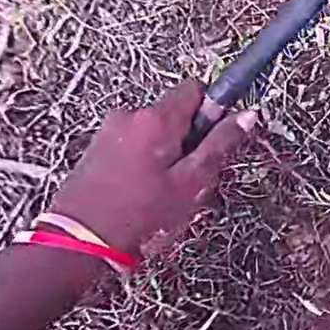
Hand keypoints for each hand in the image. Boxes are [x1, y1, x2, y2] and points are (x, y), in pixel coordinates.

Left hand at [48, 81, 257, 254]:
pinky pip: (137, 144)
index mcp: (156, 119)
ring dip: (170, 154)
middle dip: (192, 140)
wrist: (81, 239)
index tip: (218, 138)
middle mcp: (131, 115)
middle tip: (193, 177)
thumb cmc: (139, 213)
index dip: (214, 112)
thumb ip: (220, 144)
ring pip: (158, 132)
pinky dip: (149, 162)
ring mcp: (111, 130)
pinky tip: (147, 192)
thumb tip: (248, 116)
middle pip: (177, 114)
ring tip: (168, 191)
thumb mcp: (191, 181)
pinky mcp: (99, 147)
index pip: (197, 90)